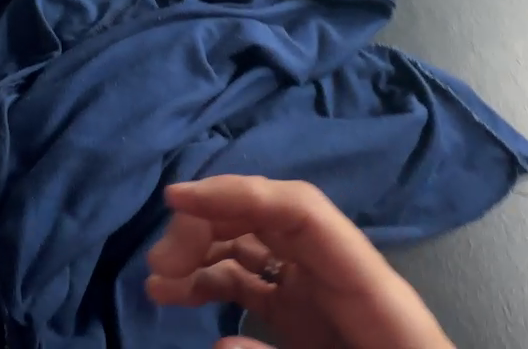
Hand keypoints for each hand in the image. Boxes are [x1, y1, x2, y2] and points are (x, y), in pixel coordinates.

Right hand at [145, 175, 452, 348]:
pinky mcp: (302, 317)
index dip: (236, 193)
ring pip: (248, 244)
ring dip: (197, 252)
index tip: (176, 199)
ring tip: (157, 279)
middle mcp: (339, 276)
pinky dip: (207, 281)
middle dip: (203, 227)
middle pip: (263, 219)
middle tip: (161, 262)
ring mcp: (318, 295)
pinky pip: (248, 280)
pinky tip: (174, 295)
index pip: (301, 210)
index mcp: (371, 289)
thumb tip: (219, 344)